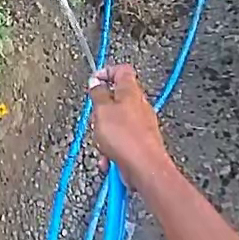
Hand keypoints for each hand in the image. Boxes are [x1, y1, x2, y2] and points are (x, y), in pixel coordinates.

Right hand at [87, 64, 171, 182]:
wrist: (145, 168)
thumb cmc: (126, 139)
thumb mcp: (102, 110)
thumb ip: (97, 94)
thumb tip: (95, 82)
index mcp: (131, 91)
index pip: (121, 70)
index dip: (105, 73)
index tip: (93, 82)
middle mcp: (139, 105)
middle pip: (115, 99)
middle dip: (101, 111)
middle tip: (95, 118)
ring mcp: (141, 124)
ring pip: (116, 122)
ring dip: (104, 133)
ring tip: (103, 143)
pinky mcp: (140, 142)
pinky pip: (121, 141)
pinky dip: (112, 149)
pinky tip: (109, 158)